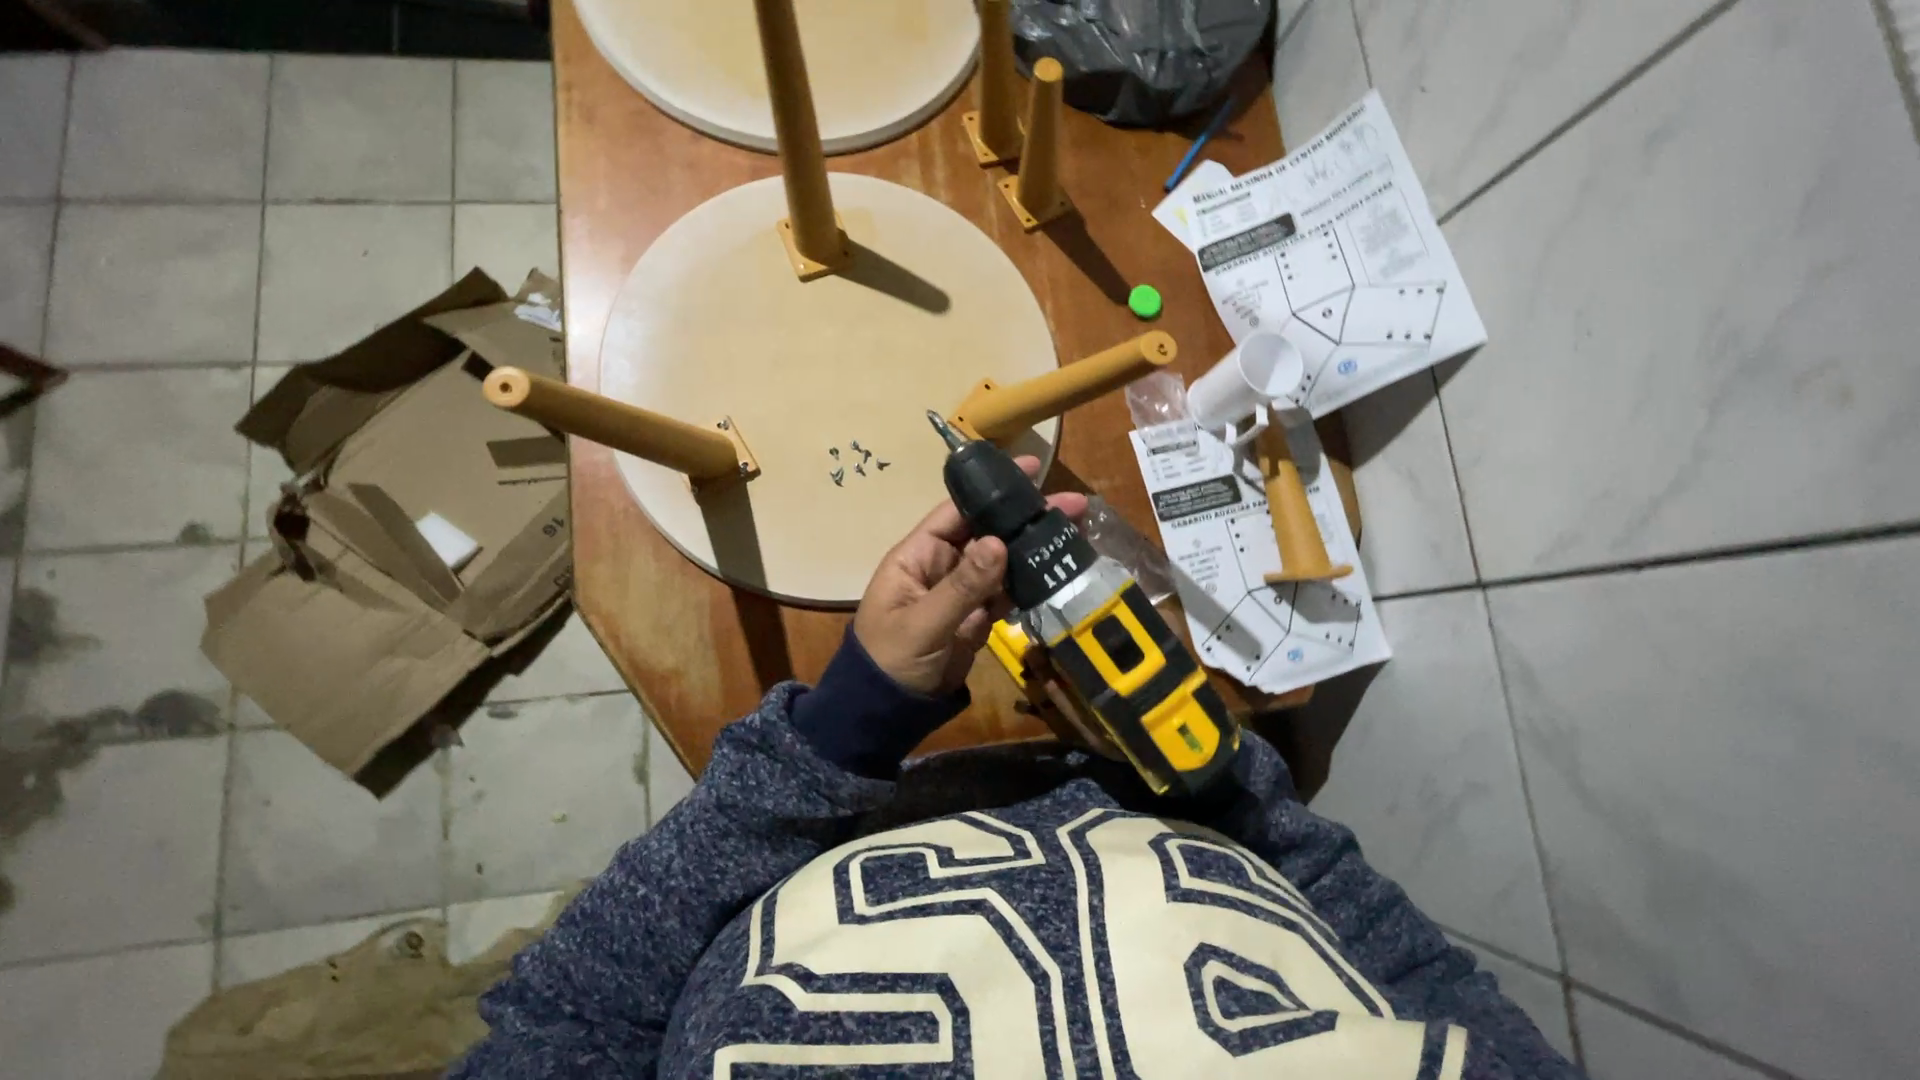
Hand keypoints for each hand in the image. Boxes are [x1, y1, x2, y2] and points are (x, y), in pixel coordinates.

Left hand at [854, 456, 1088, 696]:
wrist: (888, 711)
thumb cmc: (892, 660)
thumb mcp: (923, 623)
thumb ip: (962, 585)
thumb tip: (998, 541)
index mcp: (918, 555)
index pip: (956, 511)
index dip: (991, 490)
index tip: (1030, 470)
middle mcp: (942, 565)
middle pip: (988, 533)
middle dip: (1026, 518)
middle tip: (1074, 506)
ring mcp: (962, 592)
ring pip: (1002, 563)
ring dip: (1035, 550)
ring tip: (1077, 537)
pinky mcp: (977, 618)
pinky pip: (1007, 594)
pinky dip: (1031, 586)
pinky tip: (1059, 574)